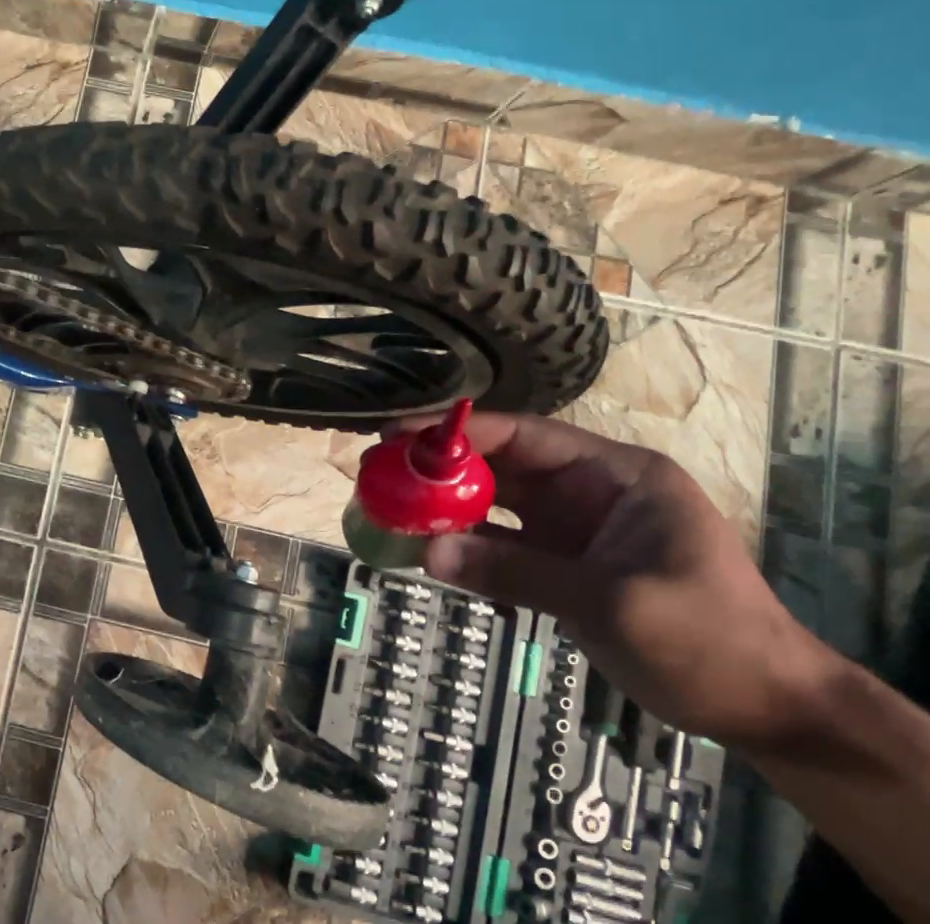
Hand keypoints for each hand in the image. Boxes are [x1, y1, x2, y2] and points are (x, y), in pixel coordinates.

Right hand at [407, 412, 836, 751]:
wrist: (763, 707)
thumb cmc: (705, 639)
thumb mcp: (610, 601)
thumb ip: (515, 572)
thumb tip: (425, 552)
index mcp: (616, 477)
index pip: (524, 436)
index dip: (458, 433)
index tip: (397, 437)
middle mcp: (589, 493)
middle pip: (499, 468)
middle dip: (439, 470)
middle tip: (377, 475)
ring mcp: (573, 531)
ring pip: (492, 507)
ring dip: (443, 511)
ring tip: (386, 511)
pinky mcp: (560, 567)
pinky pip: (498, 547)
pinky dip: (461, 549)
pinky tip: (421, 553)